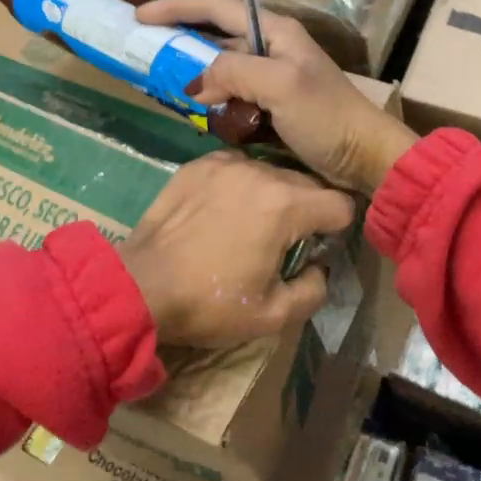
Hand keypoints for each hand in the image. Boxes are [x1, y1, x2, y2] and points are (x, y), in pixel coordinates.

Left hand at [119, 151, 353, 347]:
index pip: (340, 205)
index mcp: (286, 206)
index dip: (336, 230)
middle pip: (308, 184)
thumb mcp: (273, 316)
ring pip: (272, 172)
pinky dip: (240, 185)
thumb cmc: (209, 304)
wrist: (140, 287)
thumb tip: (319, 267)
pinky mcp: (199, 164)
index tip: (315, 249)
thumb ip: (314, 290)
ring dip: (273, 195)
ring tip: (251, 224)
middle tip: (283, 242)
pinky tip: (223, 210)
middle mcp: (261, 173)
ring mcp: (227, 163)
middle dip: (306, 211)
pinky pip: (237, 167)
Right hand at [137, 0, 418, 192]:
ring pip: (222, 66)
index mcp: (275, 31)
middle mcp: (272, 47)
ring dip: (194, 71)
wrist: (364, 158)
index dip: (177, 7)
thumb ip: (233, 73)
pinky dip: (212, 97)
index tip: (140, 16)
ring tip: (159, 81)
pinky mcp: (273, 104)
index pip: (217, 6)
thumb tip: (194, 83)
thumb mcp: (280, 86)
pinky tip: (193, 109)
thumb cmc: (326, 116)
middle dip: (181, 37)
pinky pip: (232, 93)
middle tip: (143, 50)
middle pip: (216, 34)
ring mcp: (273, 77)